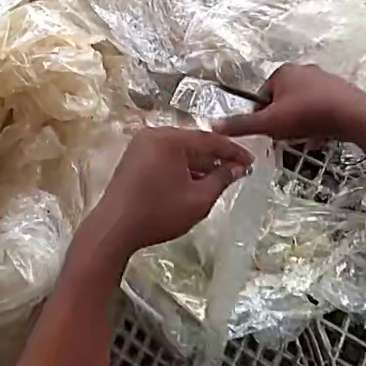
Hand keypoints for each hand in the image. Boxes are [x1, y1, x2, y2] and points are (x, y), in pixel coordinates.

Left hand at [81, 127, 254, 259]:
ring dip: (199, 164)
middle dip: (216, 157)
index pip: (209, 139)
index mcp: (169, 139)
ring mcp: (141, 146)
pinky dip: (182, 167)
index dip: (233, 151)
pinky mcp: (134, 158)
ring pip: (179, 150)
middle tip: (238, 170)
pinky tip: (195, 182)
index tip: (251, 161)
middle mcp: (154, 135)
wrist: (114, 229)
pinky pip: (165, 156)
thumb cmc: (158, 214)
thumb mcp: (198, 199)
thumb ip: (222, 179)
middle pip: (193, 142)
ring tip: (220, 179)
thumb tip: (239, 168)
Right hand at [215, 64, 365, 142]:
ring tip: (307, 135)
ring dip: (300, 121)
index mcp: (282, 72)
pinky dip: (317, 119)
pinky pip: (320, 107)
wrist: (354, 115)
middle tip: (289, 135)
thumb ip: (243, 125)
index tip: (272, 130)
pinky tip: (322, 132)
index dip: (264, 117)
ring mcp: (323, 78)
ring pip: (301, 105)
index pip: (262, 97)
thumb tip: (214, 125)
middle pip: (281, 101)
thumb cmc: (308, 114)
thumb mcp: (270, 122)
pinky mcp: (339, 90)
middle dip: (283, 119)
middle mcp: (302, 69)